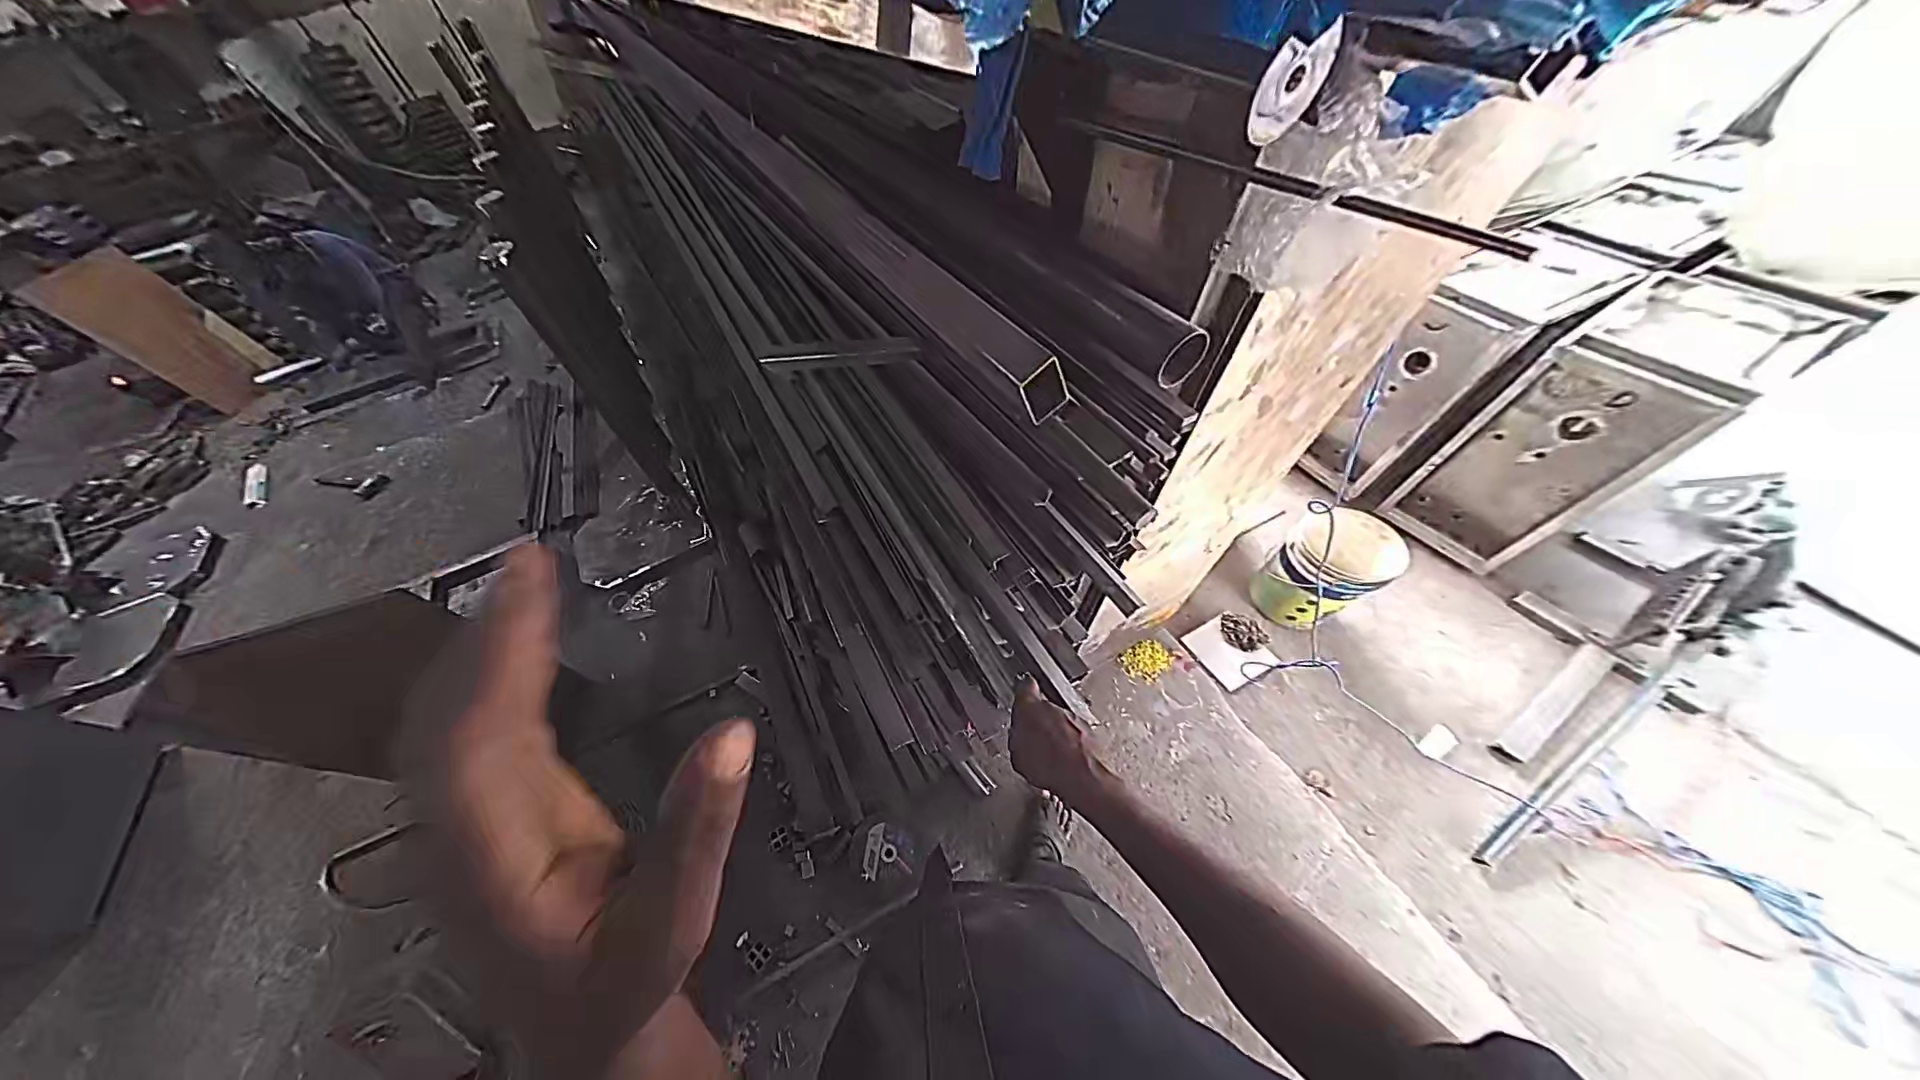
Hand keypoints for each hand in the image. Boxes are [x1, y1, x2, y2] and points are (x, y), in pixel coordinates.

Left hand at [430, 544, 753, 1074]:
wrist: (580, 1038)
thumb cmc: (625, 984)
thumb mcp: (676, 918)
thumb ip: (700, 827)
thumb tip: (735, 733)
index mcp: (498, 860)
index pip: (480, 732)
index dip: (503, 646)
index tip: (532, 575)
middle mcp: (463, 835)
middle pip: (444, 716)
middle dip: (487, 629)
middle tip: (531, 564)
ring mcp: (466, 828)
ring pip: (445, 721)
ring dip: (481, 647)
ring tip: (526, 588)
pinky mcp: (487, 820)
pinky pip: (470, 732)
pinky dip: (491, 676)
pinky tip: (518, 650)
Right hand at [1009, 677, 1109, 809]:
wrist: (1078, 776)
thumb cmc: (1048, 764)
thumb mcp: (1017, 755)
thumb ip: (1017, 738)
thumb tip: (1018, 739)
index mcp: (1030, 707)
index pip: (1025, 687)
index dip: (1024, 690)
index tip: (1023, 691)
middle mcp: (1054, 707)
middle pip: (1044, 707)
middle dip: (1041, 720)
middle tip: (1035, 740)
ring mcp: (1073, 718)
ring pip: (1061, 720)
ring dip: (1057, 733)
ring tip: (1051, 756)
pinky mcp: (1089, 731)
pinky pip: (1075, 734)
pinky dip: (1071, 743)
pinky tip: (1064, 762)